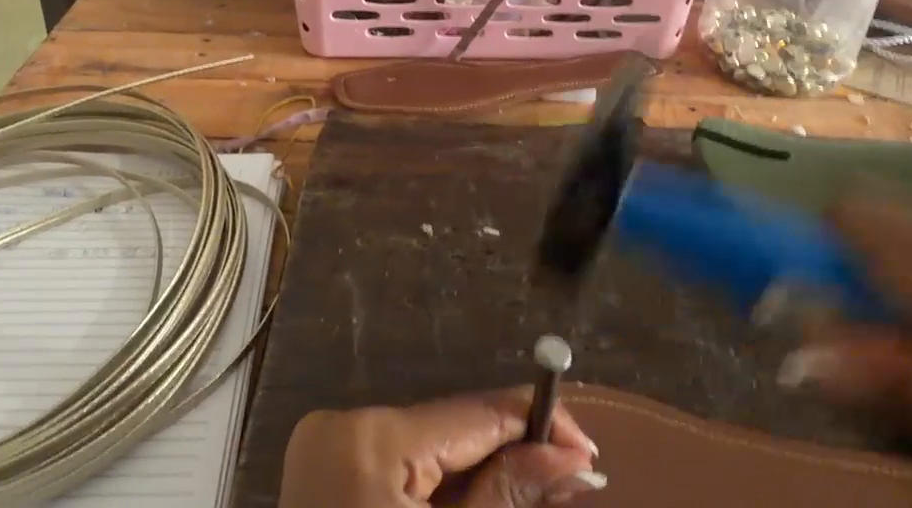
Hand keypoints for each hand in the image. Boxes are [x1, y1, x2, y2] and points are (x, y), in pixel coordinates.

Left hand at [277, 387, 604, 507]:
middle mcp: (343, 423)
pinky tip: (471, 503)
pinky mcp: (323, 464)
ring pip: (427, 445)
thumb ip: (509, 495)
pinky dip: (435, 484)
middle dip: (509, 452)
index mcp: (372, 438)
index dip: (537, 421)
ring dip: (477, 470)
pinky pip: (397, 461)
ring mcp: (326, 442)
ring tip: (525, 493)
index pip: (475, 412)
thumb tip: (574, 459)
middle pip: (452, 426)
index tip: (588, 450)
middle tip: (568, 478)